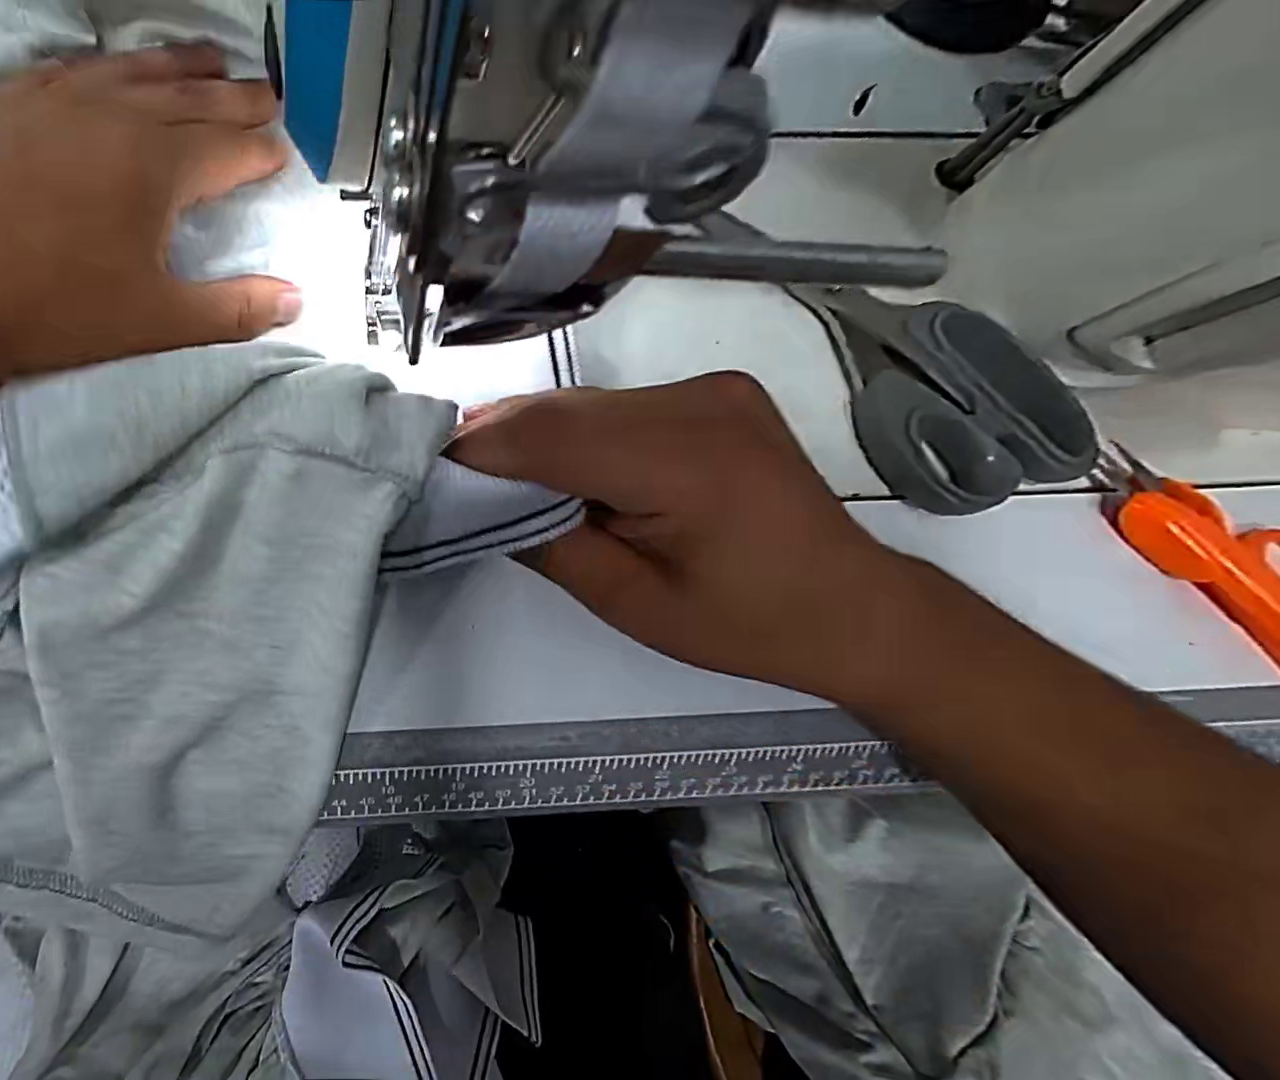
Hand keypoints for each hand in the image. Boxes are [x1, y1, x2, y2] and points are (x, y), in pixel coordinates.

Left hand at [0, 44, 296, 436]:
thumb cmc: (52, 309)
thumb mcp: (157, 321)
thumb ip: (233, 310)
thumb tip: (295, 300)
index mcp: (155, 165)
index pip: (228, 147)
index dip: (261, 150)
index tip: (283, 151)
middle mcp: (110, 116)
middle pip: (188, 97)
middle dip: (234, 98)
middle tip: (266, 94)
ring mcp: (52, 103)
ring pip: (130, 70)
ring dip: (175, 66)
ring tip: (207, 59)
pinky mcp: (5, 107)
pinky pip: (68, 69)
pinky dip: (103, 66)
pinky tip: (106, 68)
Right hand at [447, 373, 942, 704]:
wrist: (849, 604)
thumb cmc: (744, 623)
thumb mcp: (630, 602)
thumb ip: (550, 543)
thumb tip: (485, 506)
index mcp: (689, 464)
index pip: (555, 438)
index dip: (484, 447)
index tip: (429, 462)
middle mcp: (701, 404)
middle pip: (566, 410)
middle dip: (497, 435)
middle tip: (444, 461)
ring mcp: (711, 390)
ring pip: (586, 403)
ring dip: (530, 430)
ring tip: (482, 460)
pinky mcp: (713, 393)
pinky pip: (616, 406)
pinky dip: (570, 430)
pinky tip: (545, 455)